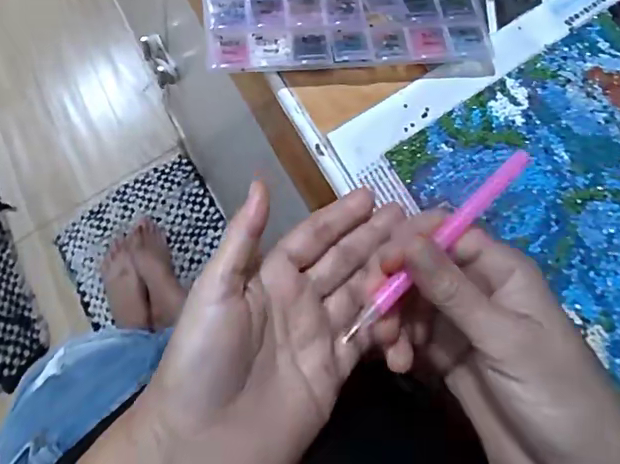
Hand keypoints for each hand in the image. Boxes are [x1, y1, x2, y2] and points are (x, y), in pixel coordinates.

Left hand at [89, 181, 403, 463]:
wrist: (201, 440)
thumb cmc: (202, 355)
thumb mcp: (216, 288)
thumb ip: (243, 237)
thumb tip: (260, 181)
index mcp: (271, 275)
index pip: (313, 237)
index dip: (341, 216)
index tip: (371, 196)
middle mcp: (299, 298)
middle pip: (342, 261)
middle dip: (373, 237)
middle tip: (408, 215)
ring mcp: (318, 335)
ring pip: (360, 295)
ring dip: (386, 273)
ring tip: (418, 252)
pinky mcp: (332, 374)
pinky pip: (365, 341)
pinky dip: (387, 324)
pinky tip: (408, 306)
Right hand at [369, 213, 619, 463]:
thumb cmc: (556, 393)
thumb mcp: (503, 338)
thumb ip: (451, 289)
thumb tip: (407, 237)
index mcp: (499, 269)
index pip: (446, 232)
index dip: (412, 239)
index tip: (382, 261)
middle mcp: (476, 287)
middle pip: (421, 264)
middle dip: (394, 282)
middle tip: (374, 307)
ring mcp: (461, 323)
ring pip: (411, 299)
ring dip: (392, 316)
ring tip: (389, 347)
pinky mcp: (449, 357)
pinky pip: (412, 335)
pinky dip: (398, 343)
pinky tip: (398, 364)